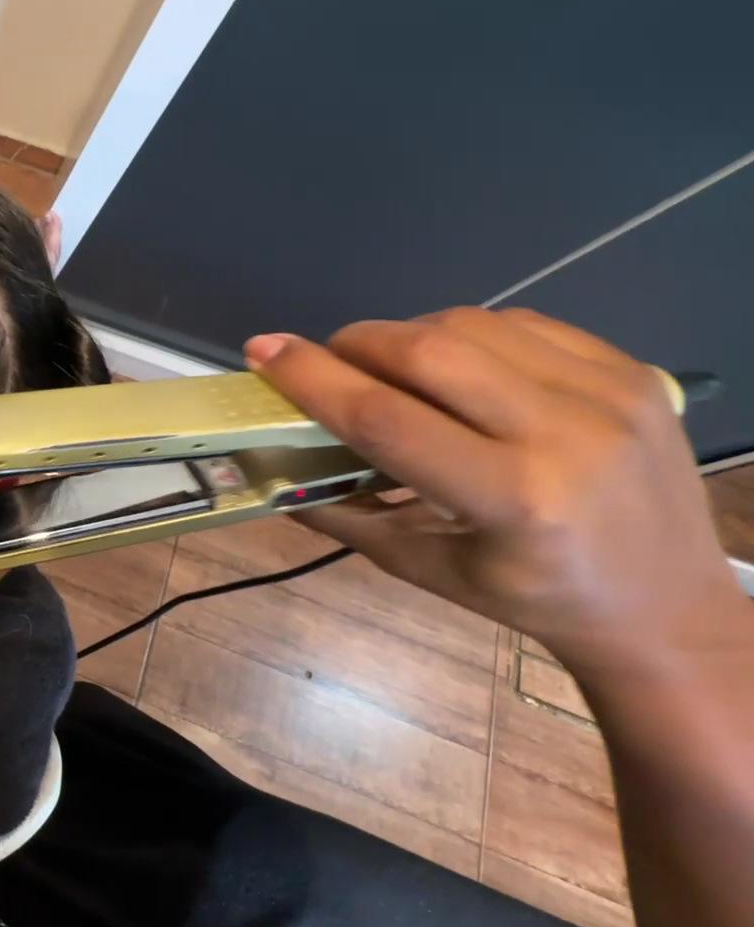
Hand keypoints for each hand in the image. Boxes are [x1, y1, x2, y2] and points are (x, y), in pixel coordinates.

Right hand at [248, 307, 742, 669]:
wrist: (666, 603)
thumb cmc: (523, 595)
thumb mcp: (415, 564)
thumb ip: (335, 512)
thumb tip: (265, 470)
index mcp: (510, 499)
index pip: (384, 417)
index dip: (311, 378)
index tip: (261, 350)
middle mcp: (566, 434)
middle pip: (427, 351)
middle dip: (353, 344)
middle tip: (324, 361)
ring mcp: (610, 394)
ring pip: (470, 324)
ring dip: (404, 336)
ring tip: (387, 369)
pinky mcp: (632, 371)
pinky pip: (519, 322)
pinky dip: (461, 333)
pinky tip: (451, 367)